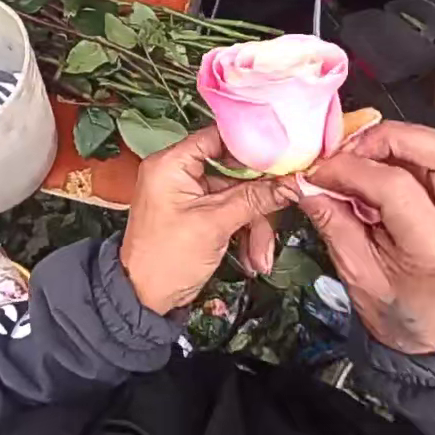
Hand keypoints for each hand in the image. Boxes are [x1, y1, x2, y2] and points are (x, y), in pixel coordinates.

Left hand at [122, 125, 298, 314]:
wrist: (144, 298)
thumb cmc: (166, 259)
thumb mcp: (215, 224)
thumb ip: (254, 198)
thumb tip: (291, 182)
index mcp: (171, 163)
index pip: (217, 136)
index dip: (251, 145)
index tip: (282, 157)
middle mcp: (178, 172)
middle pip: (233, 170)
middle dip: (258, 200)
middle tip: (280, 212)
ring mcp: (188, 194)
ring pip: (236, 195)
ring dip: (254, 226)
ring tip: (260, 256)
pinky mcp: (196, 213)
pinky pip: (229, 212)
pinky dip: (243, 233)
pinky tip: (252, 258)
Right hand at [298, 124, 434, 354]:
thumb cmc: (394, 312)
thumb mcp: (354, 271)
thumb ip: (332, 220)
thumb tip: (304, 180)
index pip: (398, 187)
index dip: (352, 169)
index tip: (319, 170)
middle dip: (391, 139)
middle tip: (350, 149)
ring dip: (403, 143)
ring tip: (364, 155)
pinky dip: (411, 156)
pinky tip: (382, 168)